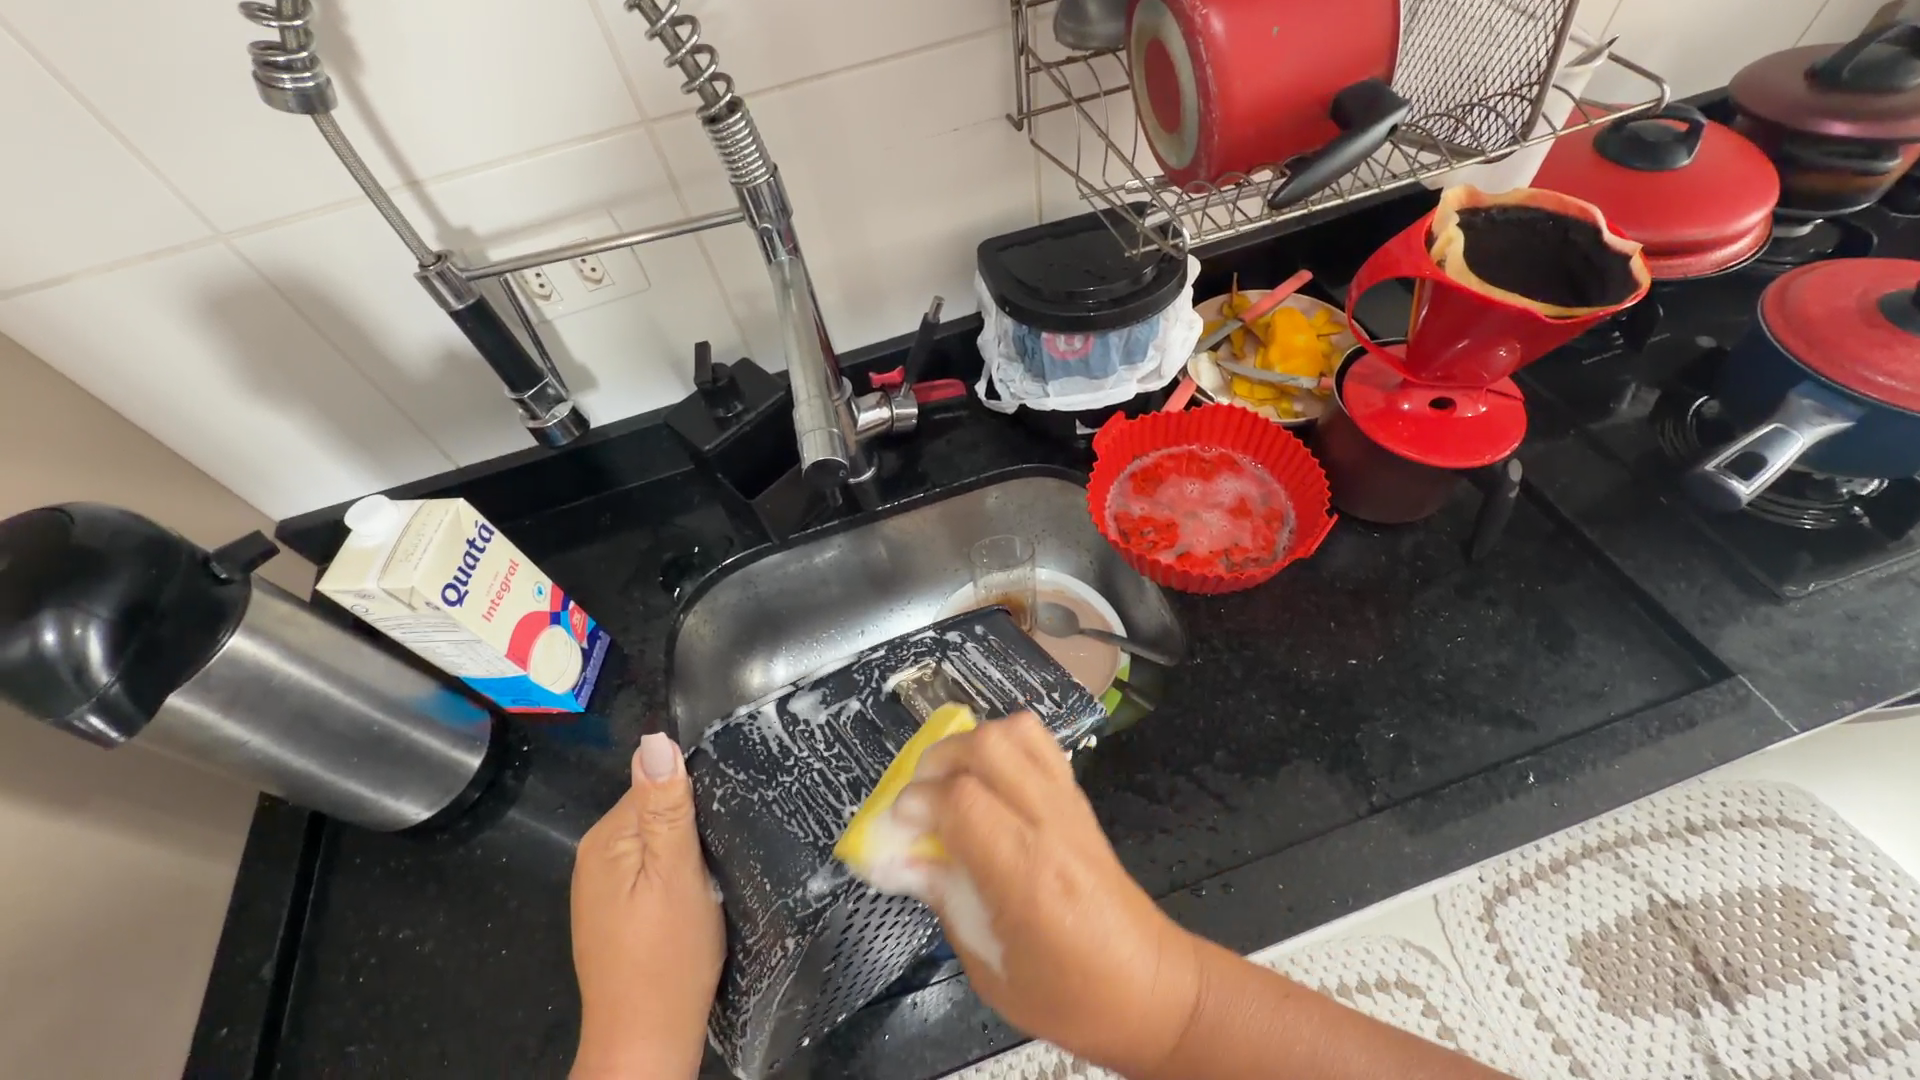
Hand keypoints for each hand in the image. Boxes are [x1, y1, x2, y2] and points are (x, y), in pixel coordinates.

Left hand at [570, 733, 724, 1078]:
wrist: (645, 1040)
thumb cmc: (668, 955)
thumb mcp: (677, 875)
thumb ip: (666, 808)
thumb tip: (655, 740)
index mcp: (607, 838)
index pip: (657, 784)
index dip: (696, 795)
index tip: (729, 815)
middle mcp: (596, 854)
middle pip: (656, 809)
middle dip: (693, 822)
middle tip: (726, 850)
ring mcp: (603, 884)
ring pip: (657, 839)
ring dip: (688, 848)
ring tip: (717, 871)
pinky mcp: (616, 909)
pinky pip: (652, 868)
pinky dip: (678, 873)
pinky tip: (697, 894)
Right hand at [895, 713, 1202, 1076]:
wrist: (1149, 987)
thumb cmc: (1067, 995)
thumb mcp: (988, 966)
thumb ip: (941, 897)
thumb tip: (895, 857)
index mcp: (1027, 875)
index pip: (961, 799)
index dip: (916, 803)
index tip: (897, 826)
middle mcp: (1050, 824)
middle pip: (987, 747)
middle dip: (937, 762)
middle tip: (919, 799)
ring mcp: (1070, 805)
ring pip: (1014, 731)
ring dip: (969, 746)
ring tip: (950, 783)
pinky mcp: (1079, 799)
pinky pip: (1040, 743)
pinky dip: (1002, 745)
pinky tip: (986, 781)